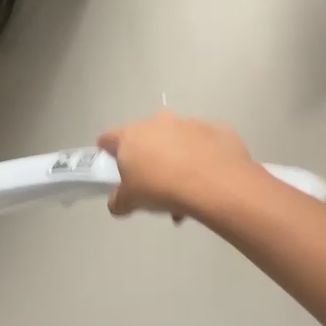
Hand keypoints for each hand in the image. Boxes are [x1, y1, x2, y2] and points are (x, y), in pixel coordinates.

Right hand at [96, 111, 258, 218]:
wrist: (215, 184)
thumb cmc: (161, 188)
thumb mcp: (129, 203)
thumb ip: (117, 201)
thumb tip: (118, 202)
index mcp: (131, 136)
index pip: (108, 138)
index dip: (107, 151)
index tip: (113, 165)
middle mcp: (158, 122)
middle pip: (146, 139)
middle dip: (148, 159)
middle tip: (154, 184)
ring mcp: (190, 123)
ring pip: (176, 141)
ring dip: (176, 160)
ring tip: (186, 192)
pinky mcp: (218, 129)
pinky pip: (204, 144)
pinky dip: (202, 158)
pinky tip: (208, 180)